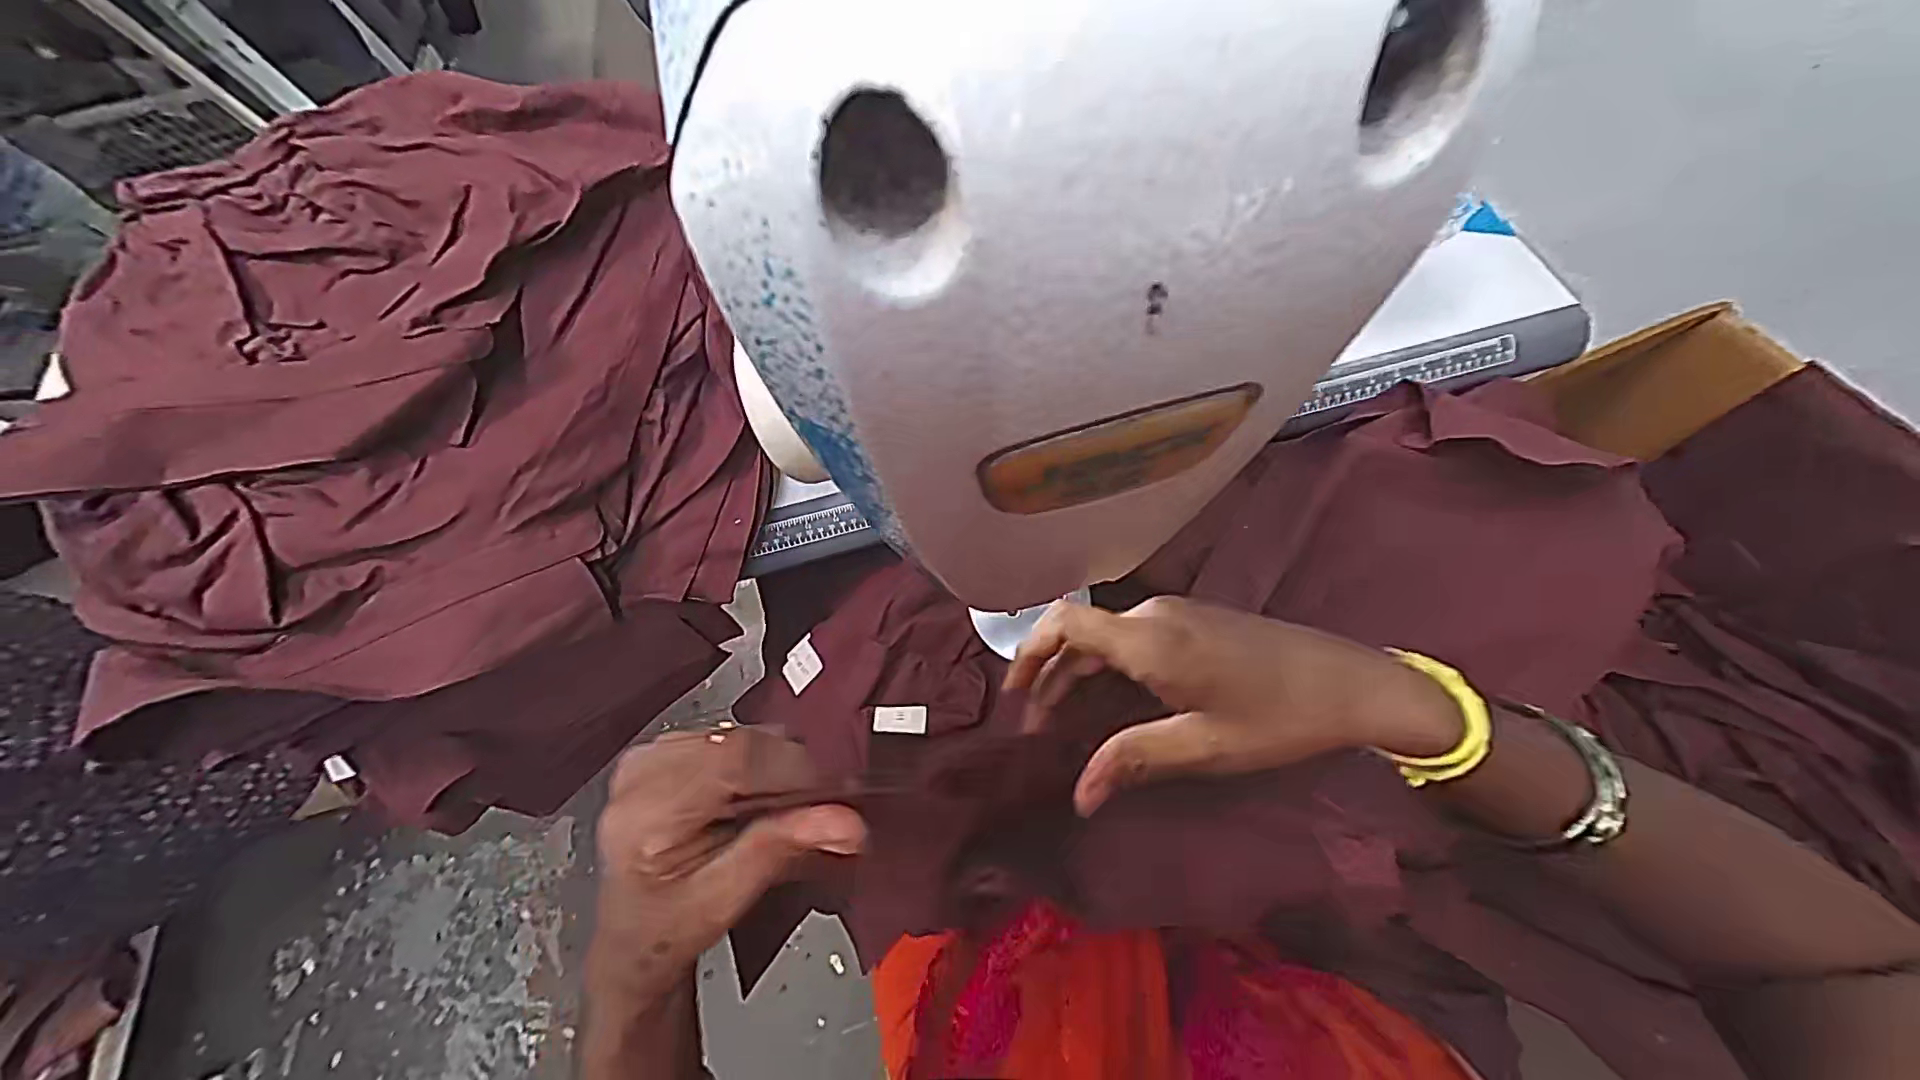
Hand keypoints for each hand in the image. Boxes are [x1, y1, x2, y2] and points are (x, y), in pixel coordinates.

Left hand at [588, 729, 865, 1005]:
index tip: (835, 791)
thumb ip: (783, 848)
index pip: (736, 758)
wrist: (632, 936)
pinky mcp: (666, 749)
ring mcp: (652, 756)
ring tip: (782, 809)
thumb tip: (844, 821)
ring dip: (776, 766)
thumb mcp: (725, 900)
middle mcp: (643, 774)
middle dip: (790, 770)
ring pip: (743, 734)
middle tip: (818, 806)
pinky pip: (732, 736)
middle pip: (743, 742)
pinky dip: (758, 762)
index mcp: (647, 813)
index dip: (794, 768)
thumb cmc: (663, 929)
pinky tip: (757, 797)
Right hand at [1005, 596, 1460, 814]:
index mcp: (1149, 638)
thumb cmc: (1276, 717)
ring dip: (1078, 674)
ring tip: (1066, 723)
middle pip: (1077, 632)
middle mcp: (1152, 614)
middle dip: (1049, 676)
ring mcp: (1174, 612)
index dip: (1028, 653)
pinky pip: (1130, 637)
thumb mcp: (1200, 746)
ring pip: (1103, 637)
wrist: (1352, 682)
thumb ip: (1131, 760)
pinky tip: (1110, 703)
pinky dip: (1107, 667)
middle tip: (1038, 728)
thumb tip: (1079, 798)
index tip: (1014, 696)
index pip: (1063, 622)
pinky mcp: (1191, 619)